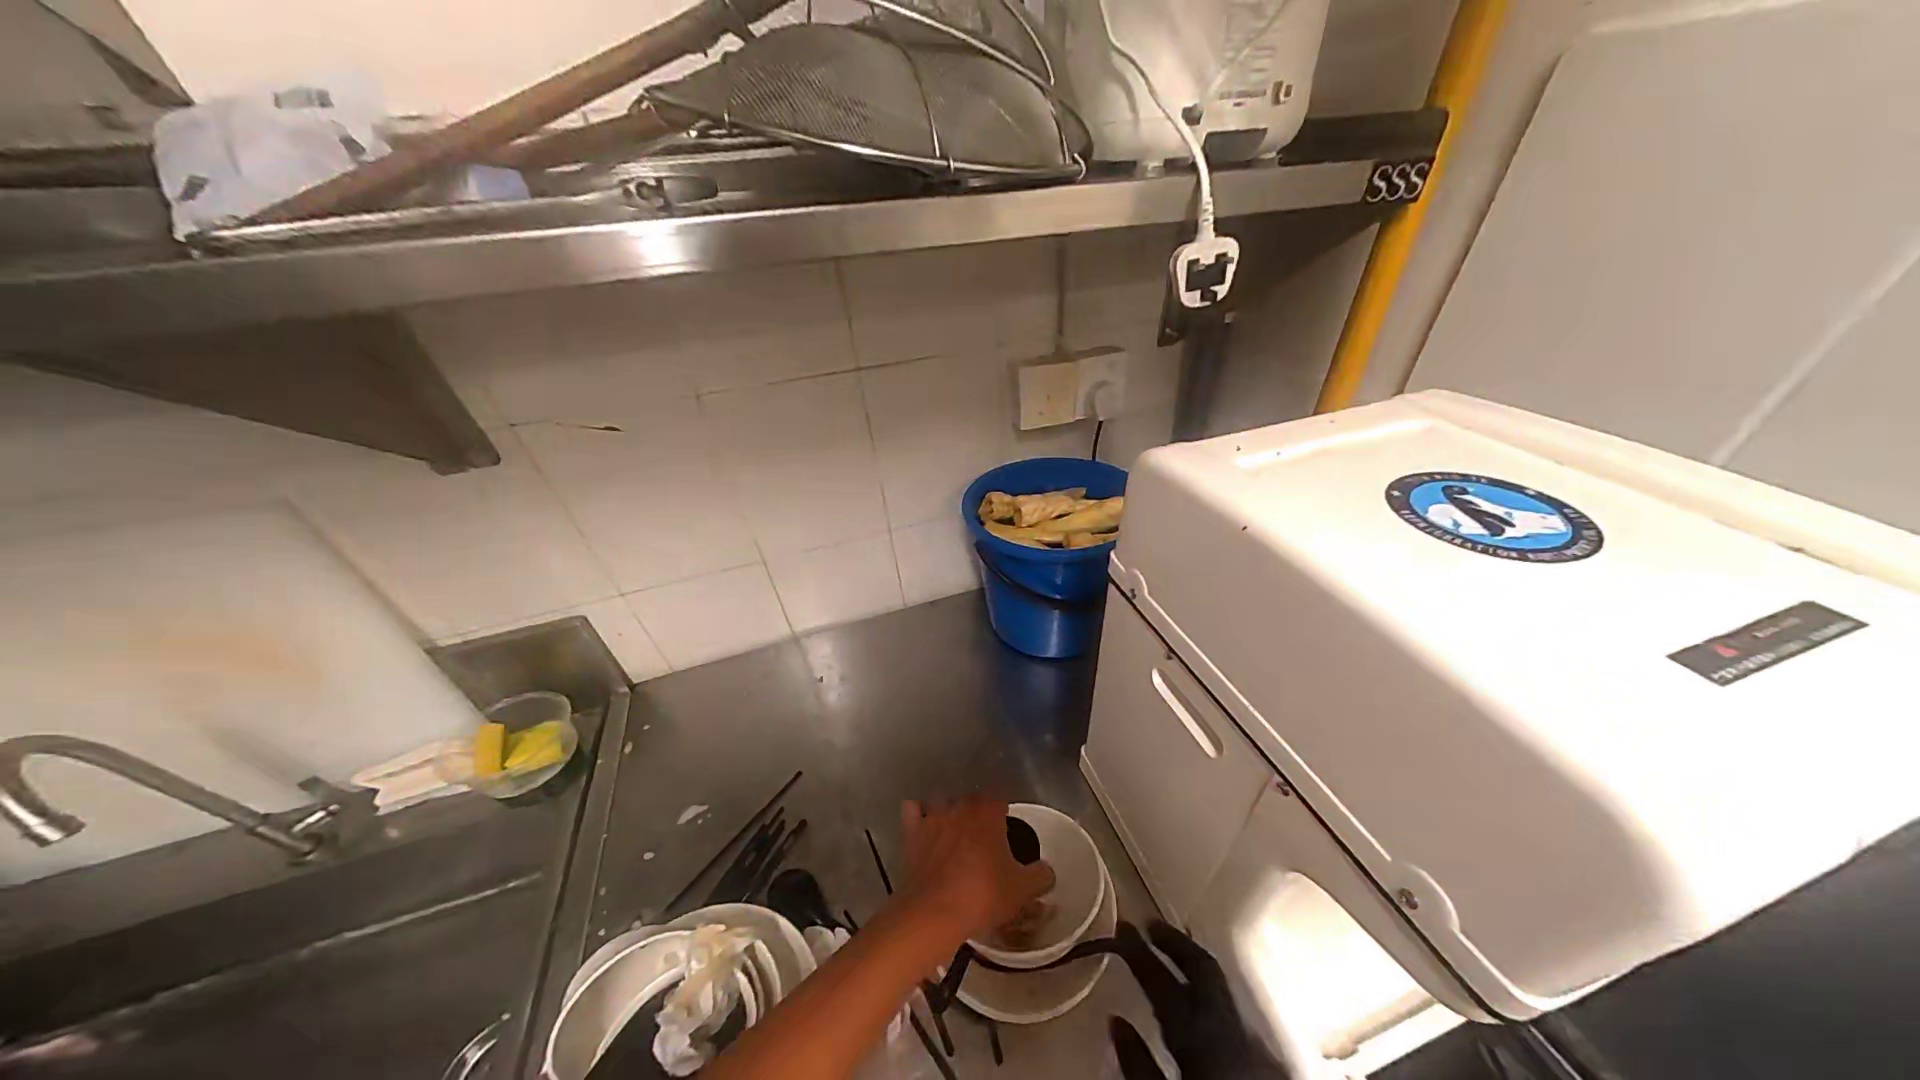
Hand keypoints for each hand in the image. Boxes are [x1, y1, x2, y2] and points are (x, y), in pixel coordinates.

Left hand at [899, 796, 1055, 941]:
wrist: (935, 912)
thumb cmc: (983, 895)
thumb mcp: (1022, 890)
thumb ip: (1040, 876)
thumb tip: (1046, 871)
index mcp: (988, 812)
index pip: (999, 801)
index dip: (1004, 815)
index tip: (1006, 832)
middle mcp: (960, 806)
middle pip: (971, 801)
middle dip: (978, 816)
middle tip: (984, 840)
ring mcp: (933, 816)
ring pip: (942, 802)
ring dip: (949, 813)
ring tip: (955, 835)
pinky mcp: (912, 831)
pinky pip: (914, 811)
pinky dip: (919, 815)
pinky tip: (925, 828)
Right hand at [1110, 920, 1290, 1079]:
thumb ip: (1138, 1068)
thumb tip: (1116, 1023)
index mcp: (1205, 1044)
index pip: (1165, 984)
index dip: (1139, 952)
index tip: (1122, 925)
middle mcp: (1238, 1037)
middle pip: (1206, 973)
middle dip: (1175, 944)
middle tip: (1148, 926)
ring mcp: (1261, 1052)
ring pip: (1224, 995)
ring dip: (1195, 970)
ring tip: (1169, 957)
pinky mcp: (1273, 1070)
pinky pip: (1236, 1021)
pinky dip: (1211, 1002)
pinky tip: (1198, 1011)